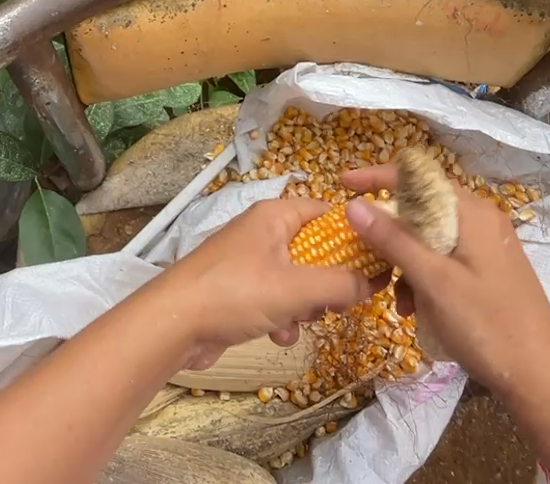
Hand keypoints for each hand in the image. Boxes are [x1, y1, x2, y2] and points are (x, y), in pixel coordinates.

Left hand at [137, 198, 368, 369]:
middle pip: (315, 250)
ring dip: (305, 306)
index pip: (326, 213)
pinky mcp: (239, 289)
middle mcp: (262, 231)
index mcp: (274, 215)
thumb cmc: (236, 293)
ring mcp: (249, 261)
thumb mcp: (297, 288)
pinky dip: (282, 318)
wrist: (175, 323)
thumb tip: (372, 282)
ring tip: (298, 321)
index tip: (374, 266)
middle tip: (336, 304)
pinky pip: (276, 300)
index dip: (353, 237)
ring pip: (298, 280)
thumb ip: (341, 284)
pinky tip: (276, 335)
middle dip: (328, 282)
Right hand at [341, 165, 549, 396]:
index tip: (342, 184)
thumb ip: (392, 239)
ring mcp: (485, 245)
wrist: (544, 380)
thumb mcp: (433, 281)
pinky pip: (442, 257)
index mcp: (470, 212)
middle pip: (420, 206)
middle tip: (363, 250)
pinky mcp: (486, 269)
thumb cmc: (488, 325)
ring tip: (393, 294)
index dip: (376, 176)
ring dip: (403, 258)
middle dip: (388, 228)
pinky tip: (414, 306)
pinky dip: (422, 274)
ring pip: (428, 235)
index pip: (415, 176)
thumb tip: (353, 204)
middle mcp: (479, 219)